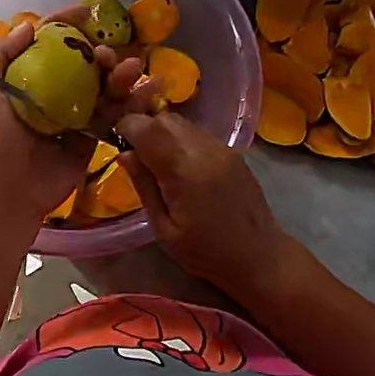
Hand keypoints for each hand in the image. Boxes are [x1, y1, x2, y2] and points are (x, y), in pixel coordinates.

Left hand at [0, 17, 152, 222]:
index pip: (50, 42)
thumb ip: (0, 54)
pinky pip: (116, 114)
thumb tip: (28, 27)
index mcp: (29, 77)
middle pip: (85, 62)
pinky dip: (135, 101)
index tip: (86, 12)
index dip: (67, 23)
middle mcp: (54, 91)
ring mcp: (75, 113)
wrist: (7, 188)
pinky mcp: (92, 136)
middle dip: (100, 52)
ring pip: (105, 85)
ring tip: (132, 69)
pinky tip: (150, 89)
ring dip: (122, 74)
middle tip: (107, 57)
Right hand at [115, 111, 292, 289]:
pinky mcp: (232, 152)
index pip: (148, 129)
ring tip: (155, 159)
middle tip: (133, 153)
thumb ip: (144, 187)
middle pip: (165, 120)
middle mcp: (204, 151)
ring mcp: (222, 149)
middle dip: (143, 128)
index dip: (127, 127)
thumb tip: (125, 153)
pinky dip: (180, 139)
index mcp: (184, 172)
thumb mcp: (164, 229)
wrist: (260, 256)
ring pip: (182, 123)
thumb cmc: (206, 252)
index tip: (114, 138)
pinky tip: (178, 164)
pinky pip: (197, 133)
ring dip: (162, 133)